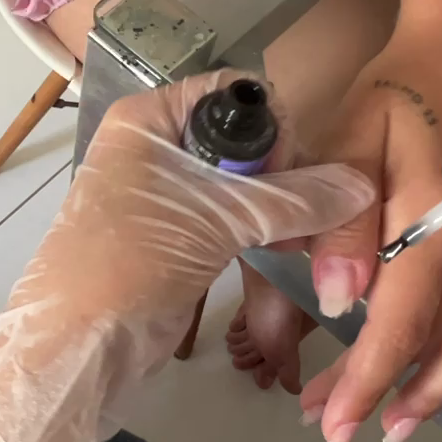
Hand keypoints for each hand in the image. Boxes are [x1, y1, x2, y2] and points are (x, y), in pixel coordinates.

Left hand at [0, 71, 372, 441]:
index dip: (271, 130)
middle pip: (246, 144)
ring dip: (281, 215)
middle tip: (310, 220)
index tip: (290, 176)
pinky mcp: (180, 236)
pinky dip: (265, 236)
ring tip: (306, 247)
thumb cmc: (133, 262)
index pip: (233, 95)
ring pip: (246, 187)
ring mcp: (168, 192)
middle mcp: (158, 145)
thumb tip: (363, 184)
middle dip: (285, 181)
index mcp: (150, 118)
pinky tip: (290, 254)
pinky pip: (236, 222)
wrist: (79, 345)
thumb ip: (294, 198)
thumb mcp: (215, 219)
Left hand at [299, 0, 441, 441]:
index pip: (397, 324)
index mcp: (436, 226)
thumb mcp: (355, 132)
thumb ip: (345, 215)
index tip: (333, 428)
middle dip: (394, 394)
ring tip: (413, 423)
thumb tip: (342, 299)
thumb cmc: (406, 83)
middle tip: (351, 431)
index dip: (365, 381)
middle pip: (439, 342)